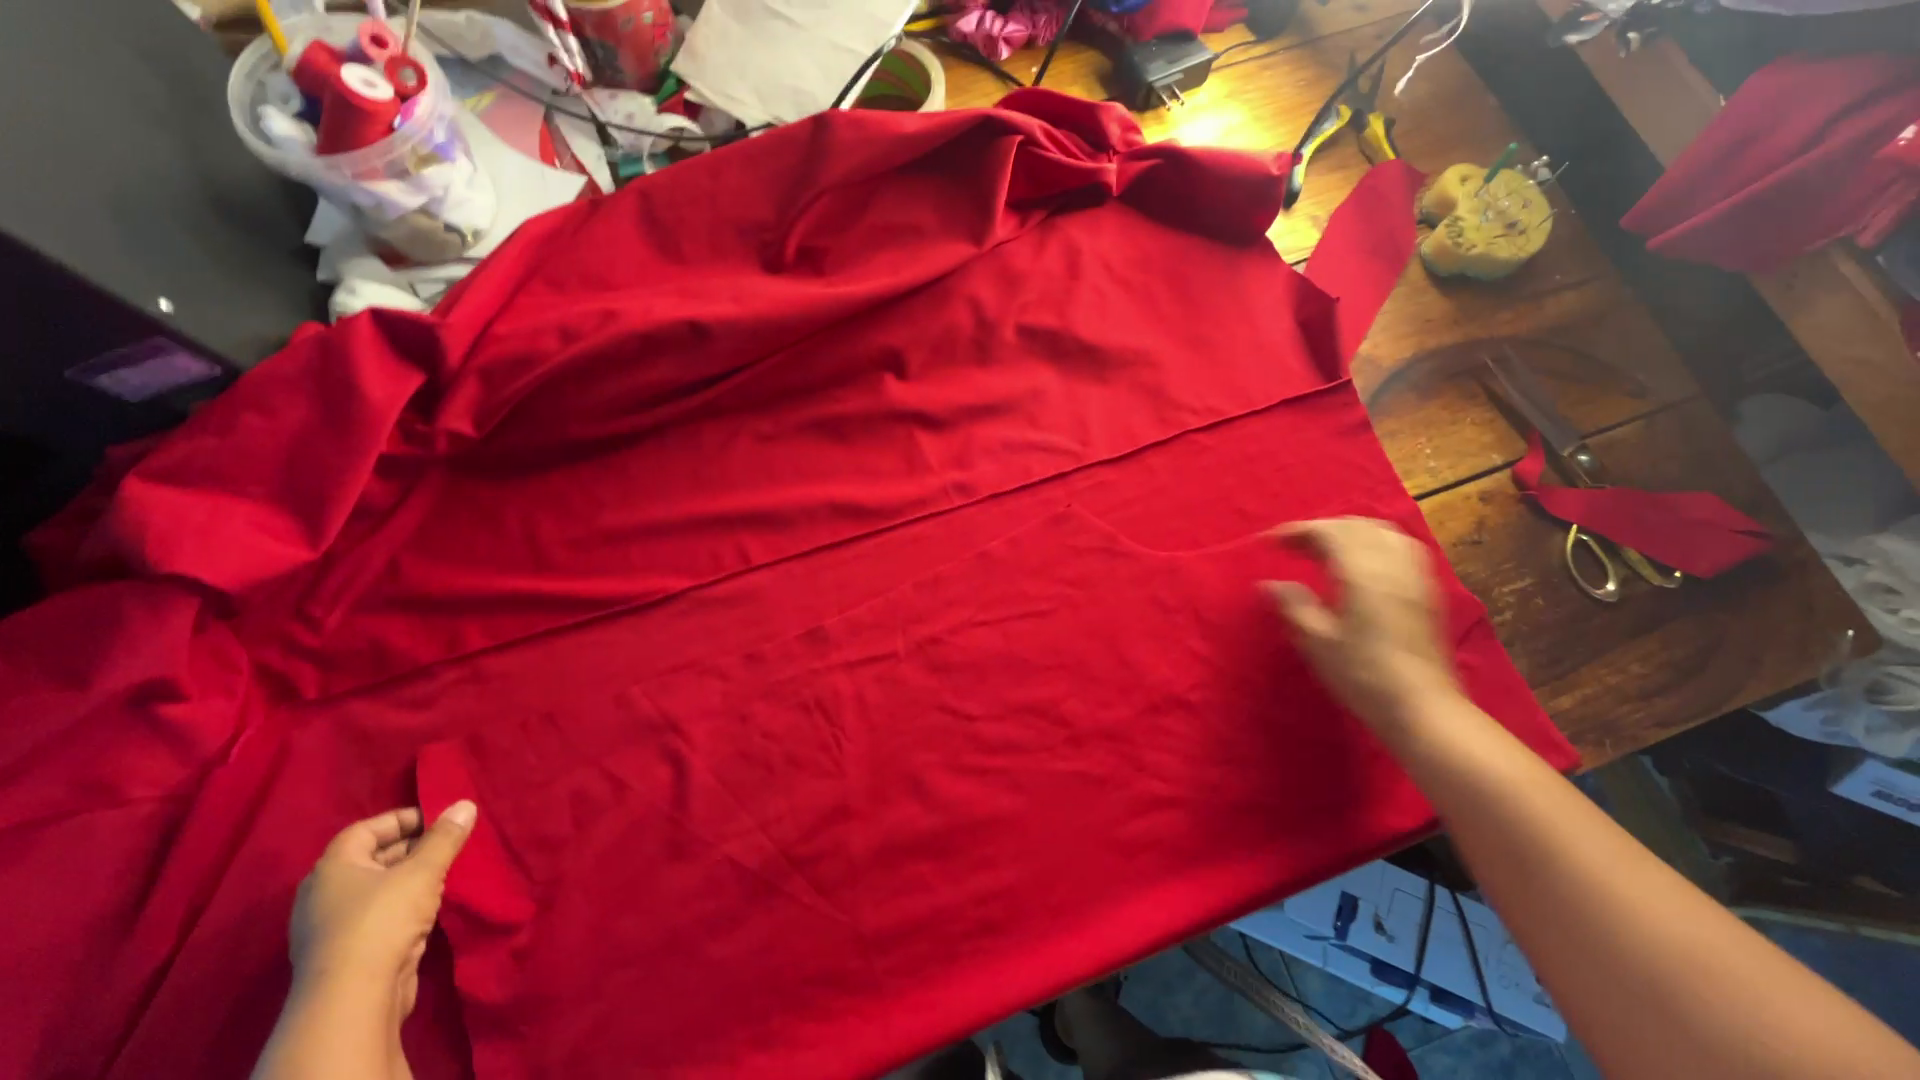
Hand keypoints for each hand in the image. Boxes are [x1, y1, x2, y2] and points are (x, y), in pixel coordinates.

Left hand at [289, 802, 475, 1017]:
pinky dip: (401, 907)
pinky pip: (377, 917)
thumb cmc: (382, 920)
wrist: (353, 997)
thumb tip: (465, 804)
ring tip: (443, 875)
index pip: (365, 830)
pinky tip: (427, 911)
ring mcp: (332, 927)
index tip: (436, 819)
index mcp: (332, 868)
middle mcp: (324, 894)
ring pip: (375, 891)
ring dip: (408, 880)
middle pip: (370, 859)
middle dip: (410, 849)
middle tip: (447, 845)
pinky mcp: (346, 954)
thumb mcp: (422, 872)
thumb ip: (445, 838)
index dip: (401, 819)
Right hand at [1262, 517, 1465, 738]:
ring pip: (1382, 532)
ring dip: (1351, 531)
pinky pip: (1402, 547)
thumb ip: (1293, 605)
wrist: (1420, 706)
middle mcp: (1391, 563)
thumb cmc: (1362, 675)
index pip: (1327, 533)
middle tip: (1294, 545)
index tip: (1269, 542)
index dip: (1296, 532)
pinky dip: (1376, 543)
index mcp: (1361, 572)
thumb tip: (1270, 584)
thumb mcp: (1317, 642)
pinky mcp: (1428, 590)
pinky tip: (1364, 562)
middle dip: (1322, 528)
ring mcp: (1414, 575)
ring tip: (1327, 548)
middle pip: (1355, 527)